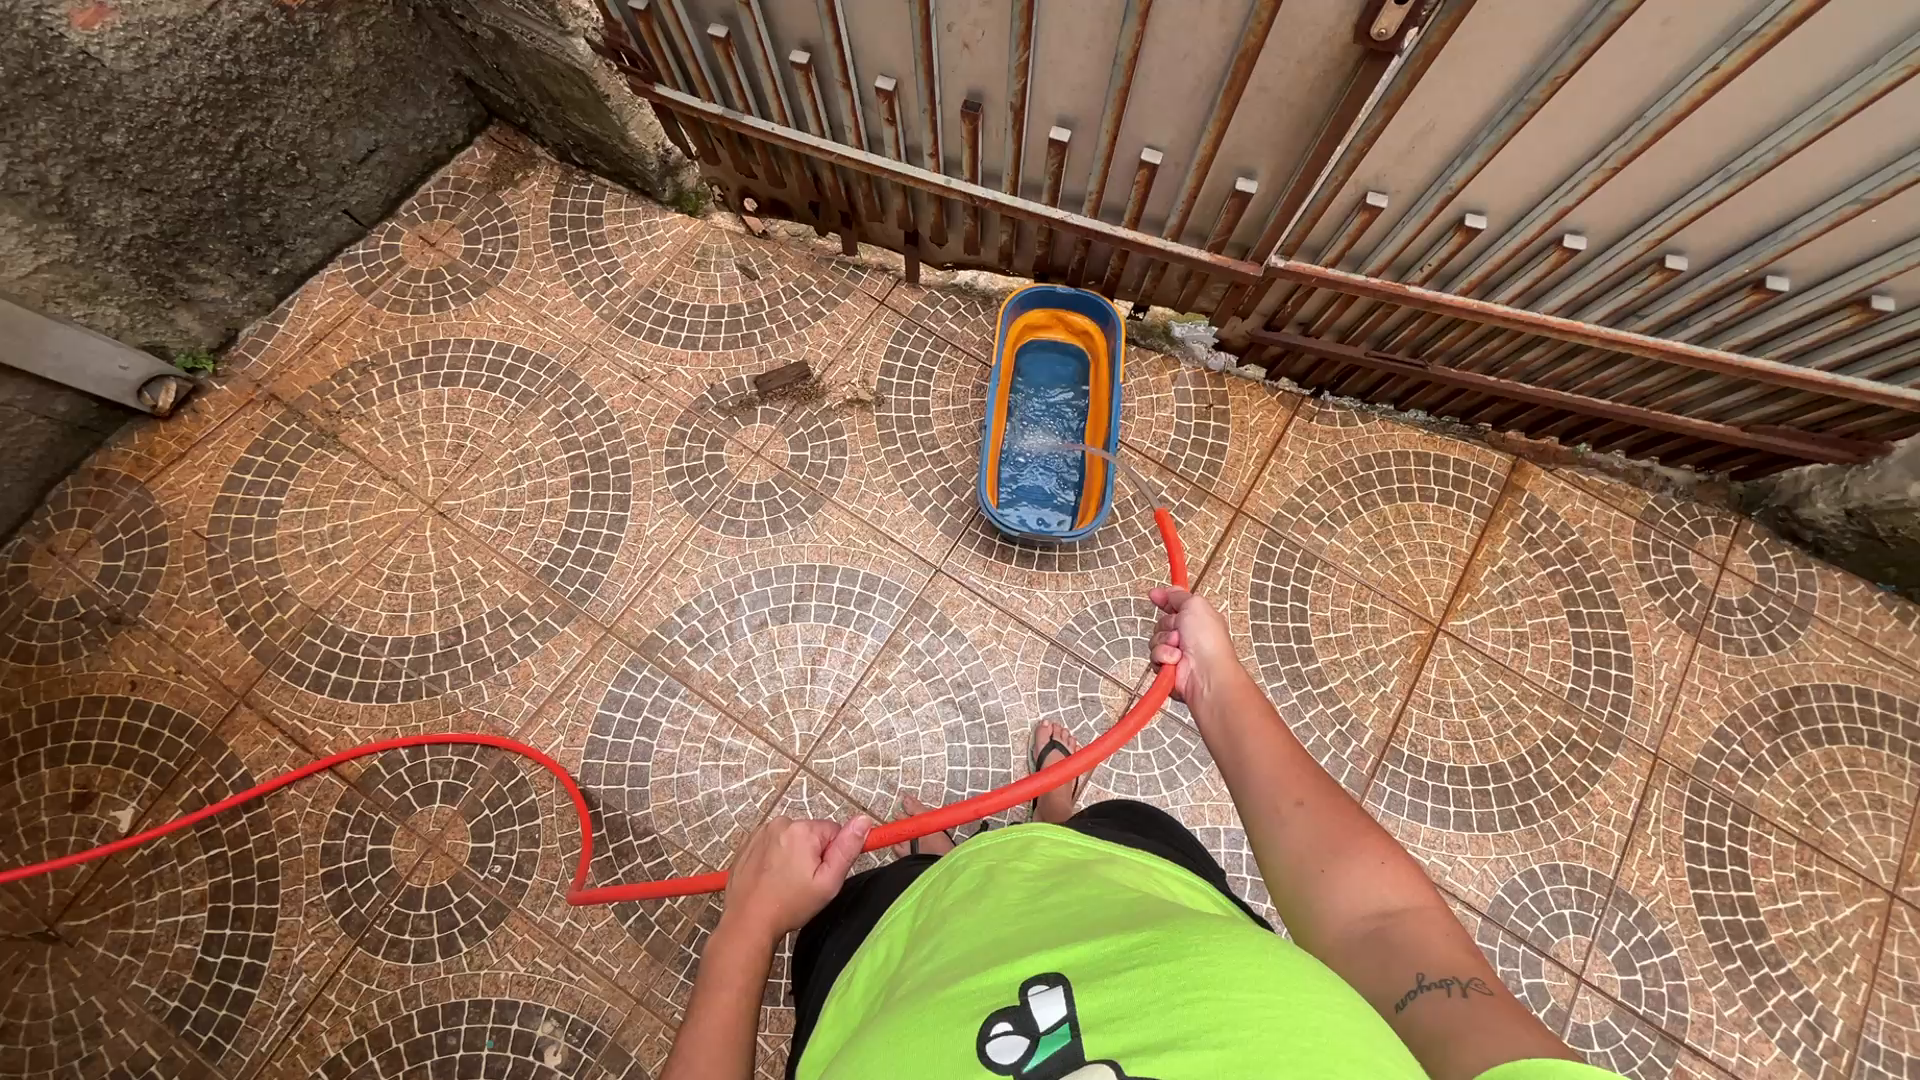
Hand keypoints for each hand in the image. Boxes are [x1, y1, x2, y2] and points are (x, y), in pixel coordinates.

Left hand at [722, 815, 871, 941]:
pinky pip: (773, 844)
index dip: (830, 856)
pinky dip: (774, 858)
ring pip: (792, 839)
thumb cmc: (789, 905)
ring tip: (784, 883)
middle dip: (811, 855)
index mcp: (802, 829)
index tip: (818, 875)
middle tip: (802, 882)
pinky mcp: (748, 843)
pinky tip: (770, 879)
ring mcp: (761, 832)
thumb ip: (848, 848)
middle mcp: (781, 823)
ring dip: (792, 856)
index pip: (833, 832)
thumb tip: (864, 819)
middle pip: (811, 834)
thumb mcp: (828, 882)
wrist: (747, 923)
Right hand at [1148, 586, 1244, 707]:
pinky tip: (1175, 660)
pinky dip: (1163, 657)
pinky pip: (1154, 657)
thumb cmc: (1208, 641)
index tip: (1154, 595)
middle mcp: (1188, 636)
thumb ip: (1179, 596)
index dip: (1165, 600)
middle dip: (1166, 626)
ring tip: (1179, 649)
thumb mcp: (1195, 605)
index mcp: (1197, 620)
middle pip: (1161, 624)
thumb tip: (1168, 590)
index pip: (1176, 606)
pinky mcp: (1169, 668)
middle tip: (1179, 631)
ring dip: (1164, 643)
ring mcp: (1178, 652)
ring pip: (1155, 641)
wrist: (1206, 672)